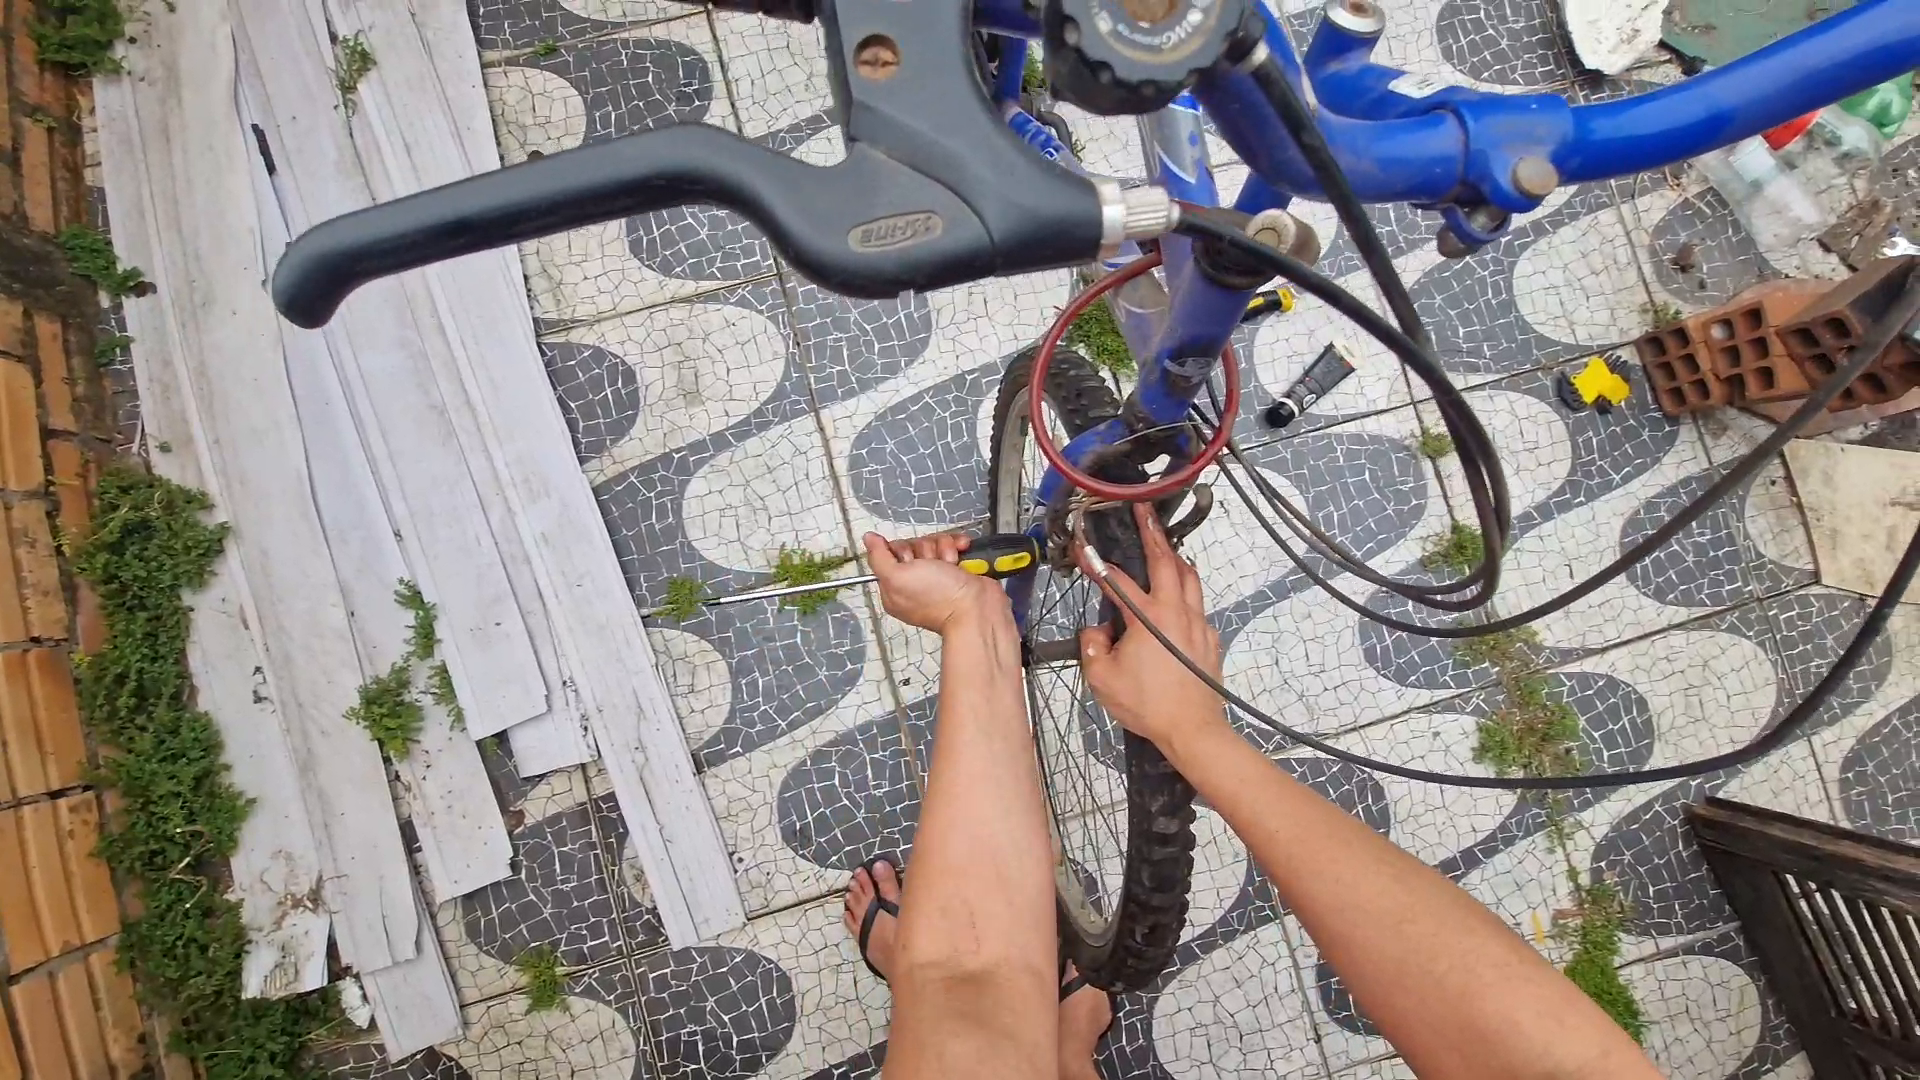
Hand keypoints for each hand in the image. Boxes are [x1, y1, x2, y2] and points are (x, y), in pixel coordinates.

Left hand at [863, 531, 1010, 634]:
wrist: (977, 608)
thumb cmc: (938, 599)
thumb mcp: (896, 577)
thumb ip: (878, 557)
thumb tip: (869, 538)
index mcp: (894, 587)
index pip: (892, 552)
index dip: (902, 551)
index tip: (910, 562)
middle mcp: (915, 581)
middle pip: (914, 545)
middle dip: (925, 550)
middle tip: (932, 567)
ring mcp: (937, 575)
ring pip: (934, 543)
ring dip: (944, 548)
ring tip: (950, 565)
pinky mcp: (956, 568)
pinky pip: (952, 544)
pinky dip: (958, 546)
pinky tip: (961, 554)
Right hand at [1077, 503, 1226, 750]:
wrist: (1191, 729)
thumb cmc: (1146, 704)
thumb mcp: (1102, 677)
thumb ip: (1092, 645)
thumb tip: (1097, 630)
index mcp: (1148, 618)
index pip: (1117, 581)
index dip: (1096, 563)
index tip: (1083, 548)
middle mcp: (1177, 612)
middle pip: (1166, 562)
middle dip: (1154, 533)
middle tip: (1145, 513)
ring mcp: (1198, 623)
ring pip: (1190, 578)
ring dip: (1176, 559)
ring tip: (1166, 548)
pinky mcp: (1210, 639)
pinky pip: (1198, 605)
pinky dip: (1186, 592)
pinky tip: (1178, 600)